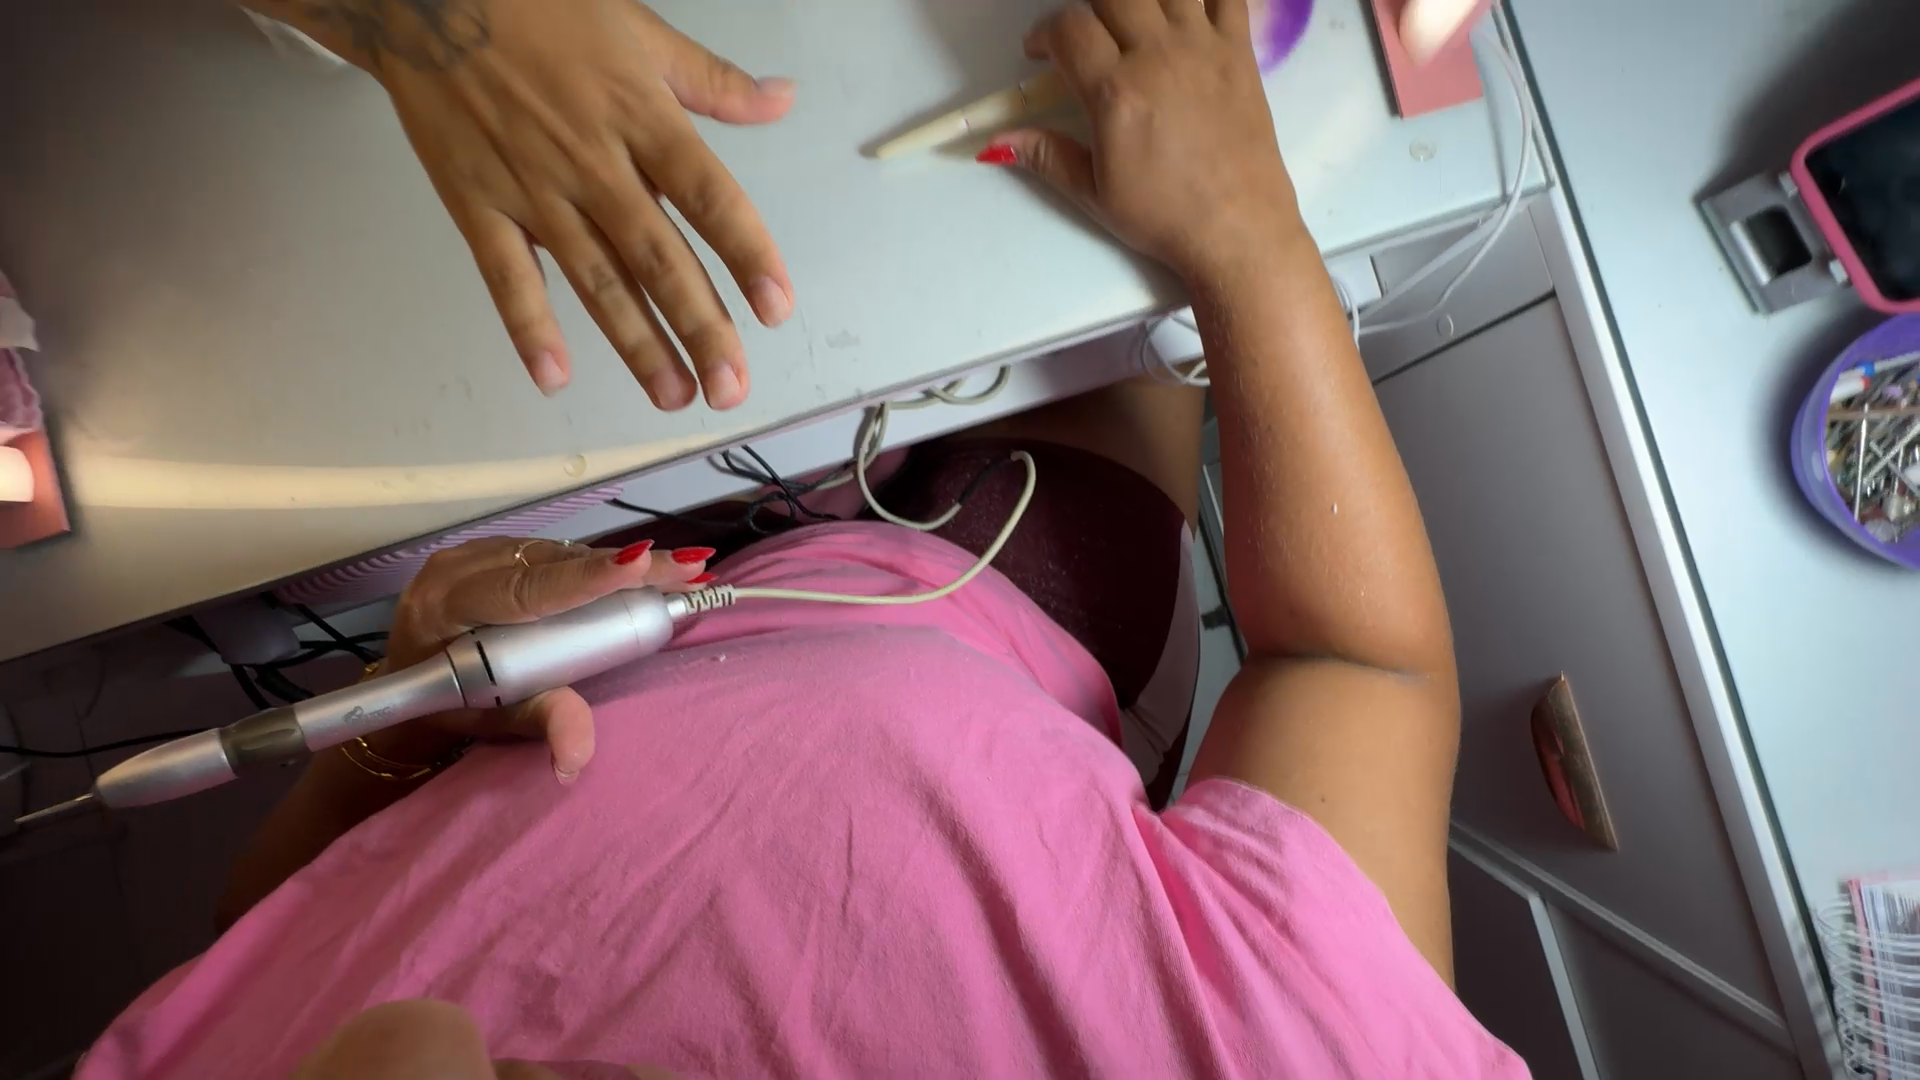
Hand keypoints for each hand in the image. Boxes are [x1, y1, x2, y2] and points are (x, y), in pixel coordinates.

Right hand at [263, 0, 795, 409]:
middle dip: (700, 330)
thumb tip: (784, 101)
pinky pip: (504, 273)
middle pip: (659, 260)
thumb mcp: (640, 31)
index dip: (748, 254)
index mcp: (642, 119)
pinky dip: (526, 325)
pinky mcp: (476, 203)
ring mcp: (533, 189)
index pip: (710, 198)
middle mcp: (594, 164)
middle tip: (730, 389)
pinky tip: (552, 378)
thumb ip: (715, 82)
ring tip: (674, 397)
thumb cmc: (542, 6)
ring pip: (596, 280)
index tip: (777, 309)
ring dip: (638, 346)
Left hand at [376, 536, 713, 783]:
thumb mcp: (495, 718)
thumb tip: (577, 761)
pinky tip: (651, 568)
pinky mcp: (506, 549)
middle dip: (629, 566)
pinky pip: (564, 552)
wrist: (415, 675)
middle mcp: (463, 568)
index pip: (528, 589)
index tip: (639, 563)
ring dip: (628, 562)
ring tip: (683, 569)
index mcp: (449, 607)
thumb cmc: (453, 702)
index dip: (588, 578)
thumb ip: (542, 723)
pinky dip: (609, 561)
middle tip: (691, 566)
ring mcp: (485, 552)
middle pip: (559, 563)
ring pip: (567, 553)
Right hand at [988, 0, 1304, 279]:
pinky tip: (1180, 13)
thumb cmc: (1161, 217)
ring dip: (1135, 0)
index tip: (1040, 53)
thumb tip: (995, 144)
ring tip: (1130, 24)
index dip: (1045, 33)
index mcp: (1115, 92)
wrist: (1235, 226)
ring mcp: (1203, 45)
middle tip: (1085, 40)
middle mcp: (1158, 54)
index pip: (1068, 29)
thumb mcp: (1094, 194)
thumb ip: (1047, 156)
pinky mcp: (1240, 47)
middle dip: (1086, 9)